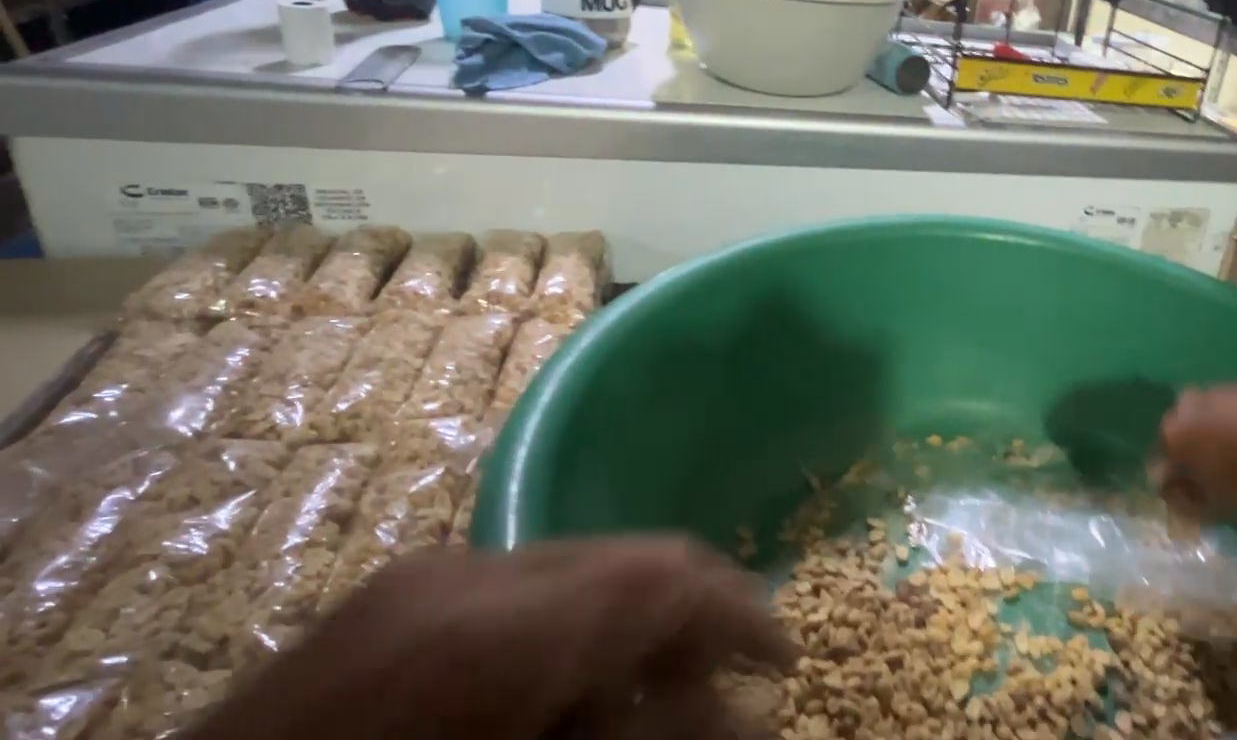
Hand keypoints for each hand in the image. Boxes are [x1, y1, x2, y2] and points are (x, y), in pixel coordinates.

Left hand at [188, 538, 795, 739]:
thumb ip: (642, 732)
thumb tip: (742, 715)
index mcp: (486, 624)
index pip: (659, 572)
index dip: (739, 609)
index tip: (787, 659)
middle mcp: (463, 572)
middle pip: (628, 560)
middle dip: (693, 622)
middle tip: (727, 691)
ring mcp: (425, 576)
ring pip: (583, 571)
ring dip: (636, 628)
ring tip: (656, 698)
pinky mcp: (402, 596)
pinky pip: (527, 594)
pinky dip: (575, 638)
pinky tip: (573, 696)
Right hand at [1158, 384, 1236, 517]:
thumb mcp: (1220, 503)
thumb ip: (1188, 502)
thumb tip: (1175, 495)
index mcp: (1170, 434)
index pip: (1160, 467)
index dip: (1177, 489)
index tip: (1196, 502)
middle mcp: (1183, 407)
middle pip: (1180, 442)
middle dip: (1192, 463)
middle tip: (1218, 485)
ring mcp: (1212, 392)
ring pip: (1203, 427)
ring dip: (1214, 446)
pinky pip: (1227, 416)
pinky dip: (1235, 432)